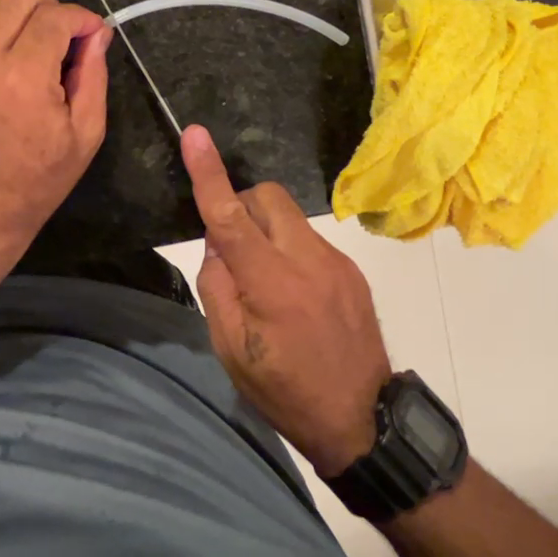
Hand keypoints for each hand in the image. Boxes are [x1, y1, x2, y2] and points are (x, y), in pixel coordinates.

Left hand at [0, 0, 111, 247]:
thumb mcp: (86, 132)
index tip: (92, 32)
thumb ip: (93, 75)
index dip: (81, 18)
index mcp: (26, 76)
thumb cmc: (40, 175)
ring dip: (9, 10)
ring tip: (25, 37)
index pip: (56, 17)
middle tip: (61, 35)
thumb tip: (98, 32)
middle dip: (49, 8)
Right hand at [183, 124, 391, 476]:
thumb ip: (217, 286)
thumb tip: (217, 244)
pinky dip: (287, 248)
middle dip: (239, 204)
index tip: (194, 134)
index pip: (230, 215)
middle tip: (230, 249)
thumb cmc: (285, 391)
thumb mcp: (231, 349)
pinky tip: (292, 292)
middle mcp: (307, 261)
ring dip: (264, 228)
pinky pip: (307, 237)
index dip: (208, 173)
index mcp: (271, 284)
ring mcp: (336, 262)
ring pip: (287, 214)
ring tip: (263, 279)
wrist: (364, 422)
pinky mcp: (352, 269)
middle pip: (264, 196)